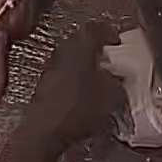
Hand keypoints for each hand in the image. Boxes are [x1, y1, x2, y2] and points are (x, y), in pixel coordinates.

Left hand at [16, 21, 121, 147]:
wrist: (46, 131)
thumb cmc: (79, 109)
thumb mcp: (112, 97)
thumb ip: (118, 83)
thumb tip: (117, 81)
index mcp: (81, 48)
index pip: (94, 29)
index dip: (108, 32)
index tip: (116, 40)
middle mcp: (63, 53)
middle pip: (79, 41)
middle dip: (95, 47)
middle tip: (108, 55)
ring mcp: (50, 69)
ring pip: (70, 57)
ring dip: (83, 62)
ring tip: (97, 75)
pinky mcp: (43, 86)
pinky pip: (62, 73)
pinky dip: (74, 76)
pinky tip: (82, 91)